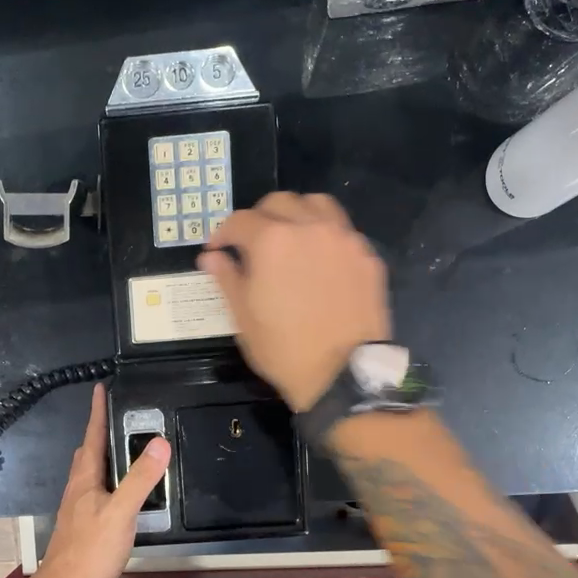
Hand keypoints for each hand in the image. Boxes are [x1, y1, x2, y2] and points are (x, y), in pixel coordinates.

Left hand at [24, 384, 169, 577]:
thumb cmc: (90, 550)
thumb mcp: (121, 513)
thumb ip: (140, 479)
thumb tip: (159, 442)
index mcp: (85, 479)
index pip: (92, 437)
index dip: (97, 412)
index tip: (101, 388)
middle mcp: (77, 488)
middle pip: (88, 453)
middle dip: (100, 433)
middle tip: (117, 418)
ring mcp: (76, 507)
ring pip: (88, 473)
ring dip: (102, 457)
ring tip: (122, 450)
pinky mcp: (80, 525)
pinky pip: (94, 491)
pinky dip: (106, 481)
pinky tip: (118, 493)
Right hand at [197, 193, 391, 411]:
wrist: (341, 374)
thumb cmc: (283, 349)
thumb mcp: (243, 317)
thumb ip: (227, 278)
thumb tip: (211, 257)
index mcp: (272, 241)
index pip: (239, 221)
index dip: (222, 234)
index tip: (216, 250)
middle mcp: (310, 227)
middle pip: (279, 203)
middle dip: (258, 217)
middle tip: (249, 243)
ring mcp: (344, 238)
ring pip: (316, 205)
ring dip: (296, 214)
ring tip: (288, 238)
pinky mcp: (366, 256)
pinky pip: (342, 231)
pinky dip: (324, 235)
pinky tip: (317, 260)